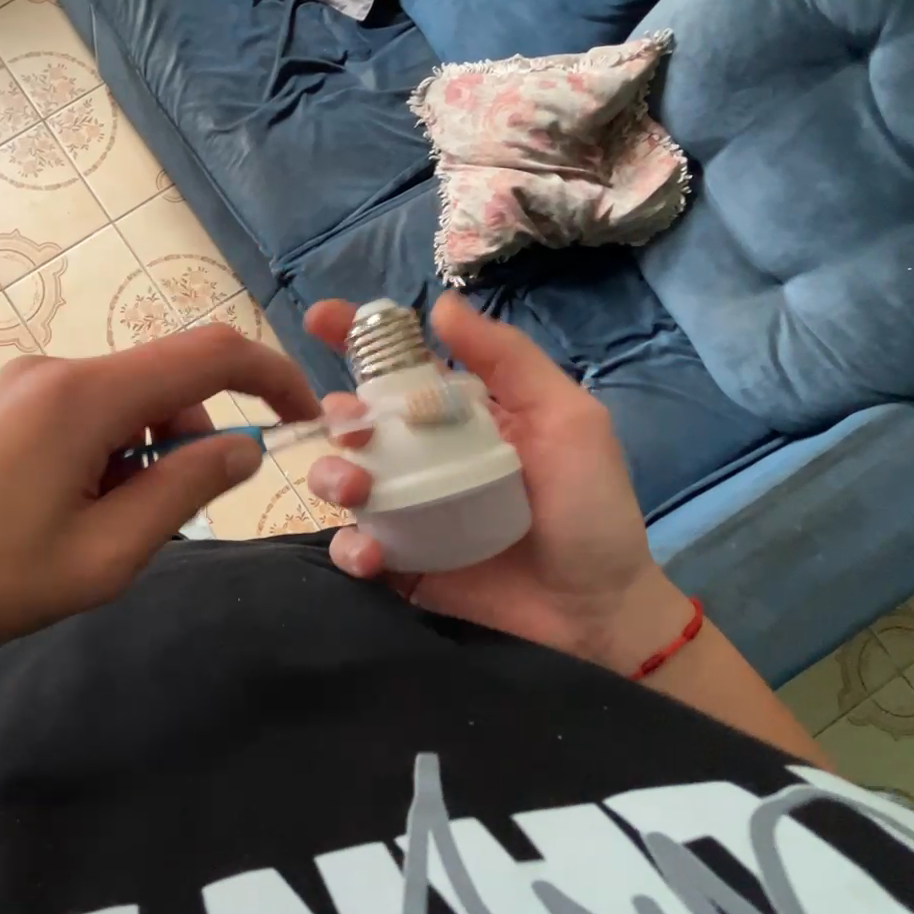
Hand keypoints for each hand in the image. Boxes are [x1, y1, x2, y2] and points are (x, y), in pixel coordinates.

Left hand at [0, 325, 319, 667]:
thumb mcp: (103, 555)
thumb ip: (183, 492)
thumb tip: (241, 448)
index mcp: (84, 396)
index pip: (208, 353)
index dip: (270, 376)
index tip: (303, 416)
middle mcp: (54, 371)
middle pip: (162, 383)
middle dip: (188, 443)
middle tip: (160, 520)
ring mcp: (19, 383)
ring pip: (121, 403)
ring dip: (141, 457)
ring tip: (98, 528)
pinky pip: (79, 414)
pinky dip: (103, 454)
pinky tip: (64, 510)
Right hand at [304, 294, 691, 672]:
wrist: (593, 609)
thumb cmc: (587, 508)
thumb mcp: (566, 419)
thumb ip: (509, 360)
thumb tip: (442, 304)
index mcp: (455, 417)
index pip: (396, 368)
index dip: (354, 338)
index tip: (321, 318)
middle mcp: (419, 457)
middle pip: (354, 423)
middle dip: (338, 417)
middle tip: (352, 429)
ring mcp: (403, 511)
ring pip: (337, 479)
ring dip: (333, 476)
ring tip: (358, 491)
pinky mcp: (395, 562)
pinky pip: (350, 547)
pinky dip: (350, 547)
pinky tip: (374, 554)